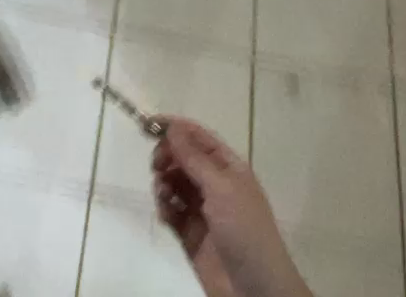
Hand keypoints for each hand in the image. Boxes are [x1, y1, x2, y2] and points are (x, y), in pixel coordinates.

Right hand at [152, 119, 312, 296]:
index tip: (149, 124)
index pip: (199, 137)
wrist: (255, 288)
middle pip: (184, 158)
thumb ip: (194, 158)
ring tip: (163, 193)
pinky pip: (171, 210)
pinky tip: (165, 211)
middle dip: (167, 156)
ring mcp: (202, 209)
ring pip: (174, 183)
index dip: (176, 128)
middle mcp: (215, 184)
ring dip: (164, 181)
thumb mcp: (221, 188)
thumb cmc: (244, 229)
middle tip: (156, 165)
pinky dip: (164, 206)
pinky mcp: (190, 233)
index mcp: (229, 167)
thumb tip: (173, 127)